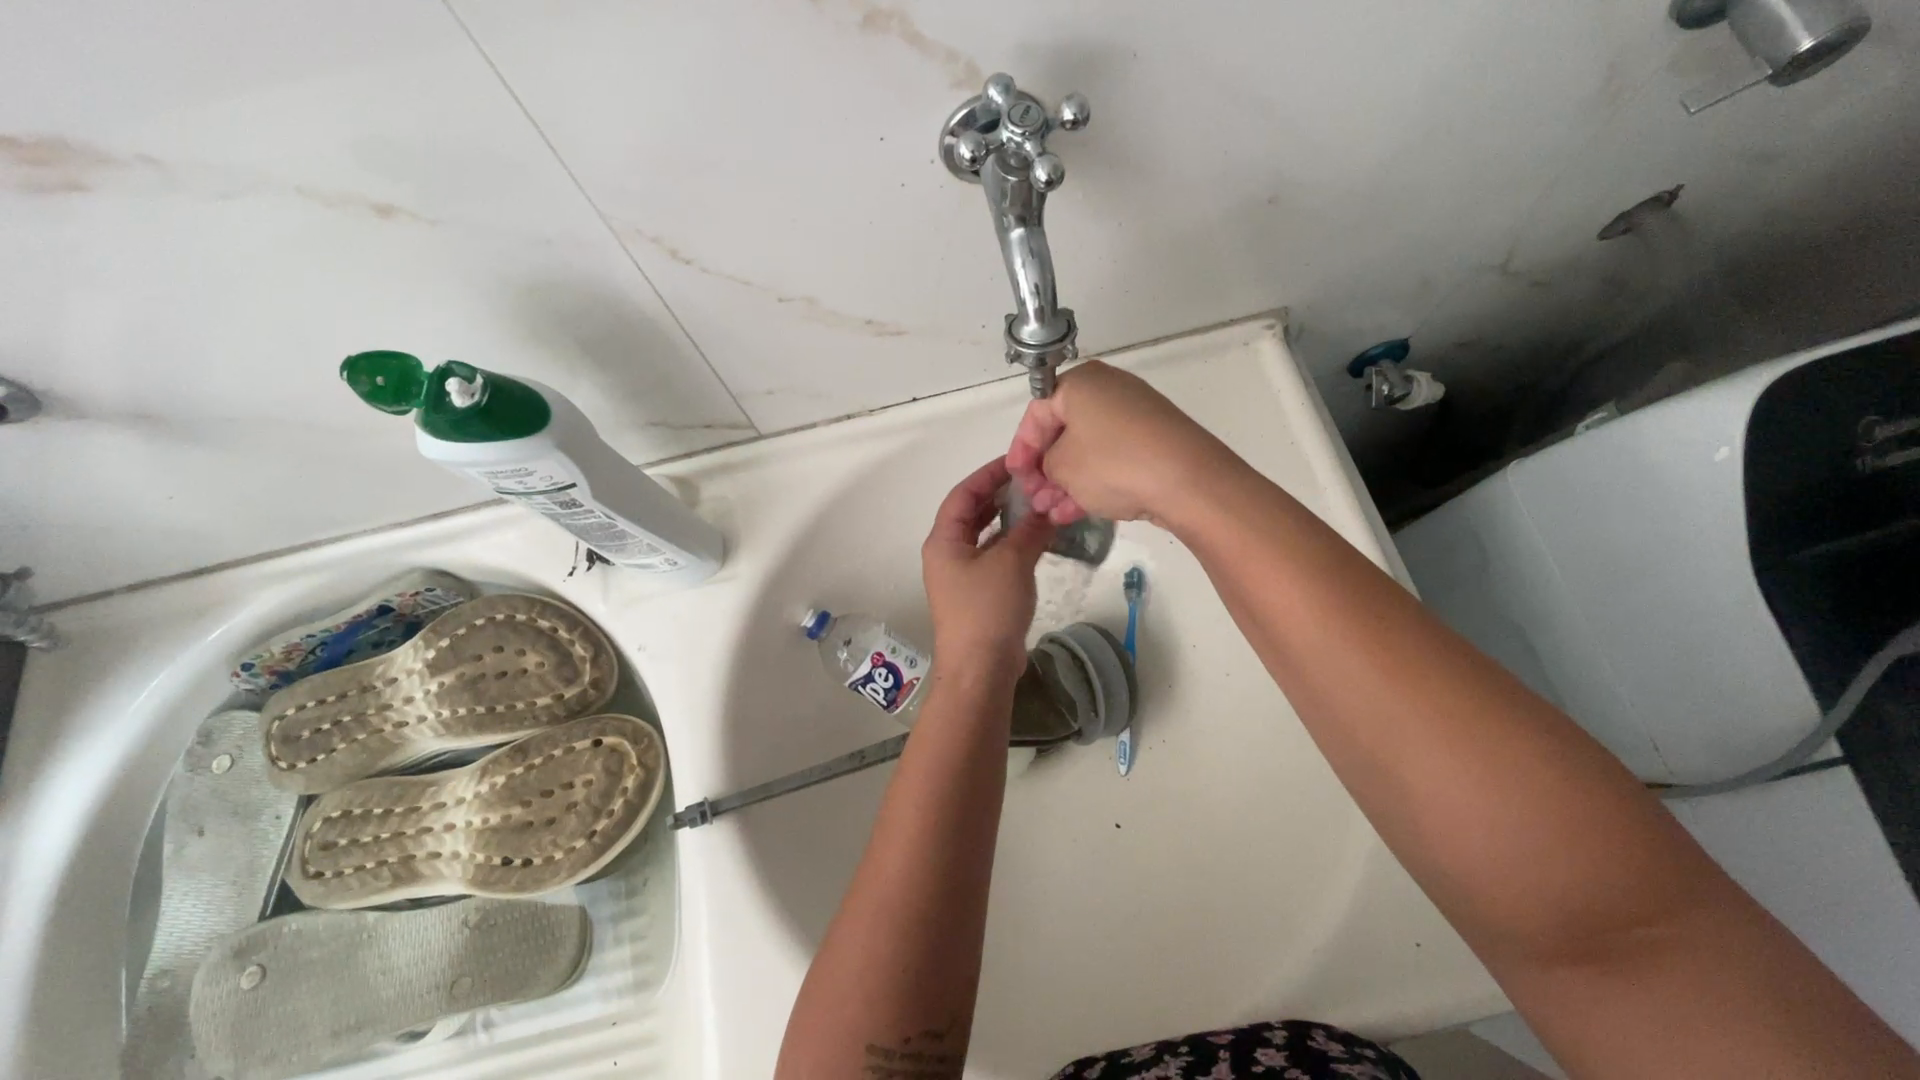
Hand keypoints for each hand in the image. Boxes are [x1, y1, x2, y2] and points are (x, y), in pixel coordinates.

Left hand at [922, 459, 1054, 685]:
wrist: (980, 669)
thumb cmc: (988, 609)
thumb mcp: (1012, 562)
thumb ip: (1029, 530)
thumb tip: (1048, 508)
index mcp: (943, 541)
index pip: (963, 494)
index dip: (988, 474)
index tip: (1018, 462)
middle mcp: (947, 554)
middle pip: (971, 513)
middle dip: (999, 495)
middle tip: (1032, 482)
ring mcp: (960, 577)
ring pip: (984, 536)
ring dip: (1008, 521)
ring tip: (1037, 506)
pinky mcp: (977, 595)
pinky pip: (993, 557)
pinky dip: (1012, 544)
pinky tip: (1036, 540)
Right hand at [1006, 360, 1238, 526]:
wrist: (1188, 480)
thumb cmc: (1114, 463)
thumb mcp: (1062, 466)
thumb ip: (1045, 464)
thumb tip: (1053, 467)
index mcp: (1081, 383)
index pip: (1037, 412)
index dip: (1021, 448)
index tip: (1015, 477)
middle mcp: (1108, 391)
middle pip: (1063, 430)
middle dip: (1045, 469)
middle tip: (1034, 498)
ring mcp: (1134, 416)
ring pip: (1087, 449)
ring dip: (1066, 481)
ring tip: (1052, 511)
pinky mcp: (1153, 442)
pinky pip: (1111, 459)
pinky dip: (1092, 481)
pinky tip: (1076, 511)